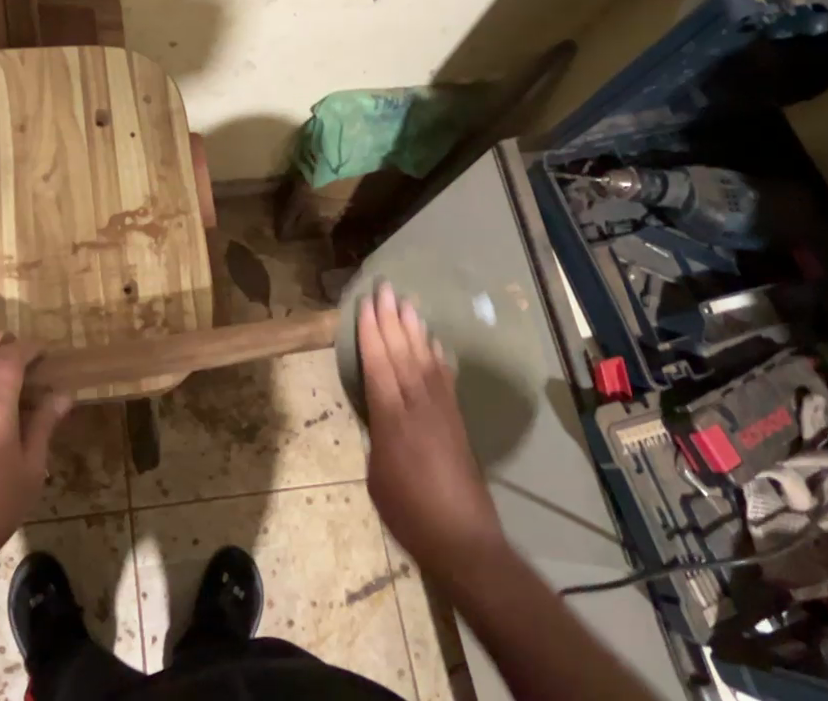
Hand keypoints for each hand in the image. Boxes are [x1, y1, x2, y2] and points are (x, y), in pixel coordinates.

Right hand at [359, 282, 504, 566]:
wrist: (462, 538)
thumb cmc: (407, 512)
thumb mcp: (376, 474)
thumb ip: (376, 435)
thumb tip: (377, 413)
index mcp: (392, 420)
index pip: (378, 365)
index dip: (370, 333)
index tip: (365, 305)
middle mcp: (418, 407)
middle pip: (403, 353)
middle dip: (392, 320)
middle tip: (386, 289)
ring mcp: (441, 411)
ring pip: (425, 359)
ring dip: (415, 329)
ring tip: (406, 303)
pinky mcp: (457, 421)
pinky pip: (444, 378)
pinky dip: (437, 356)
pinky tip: (433, 341)